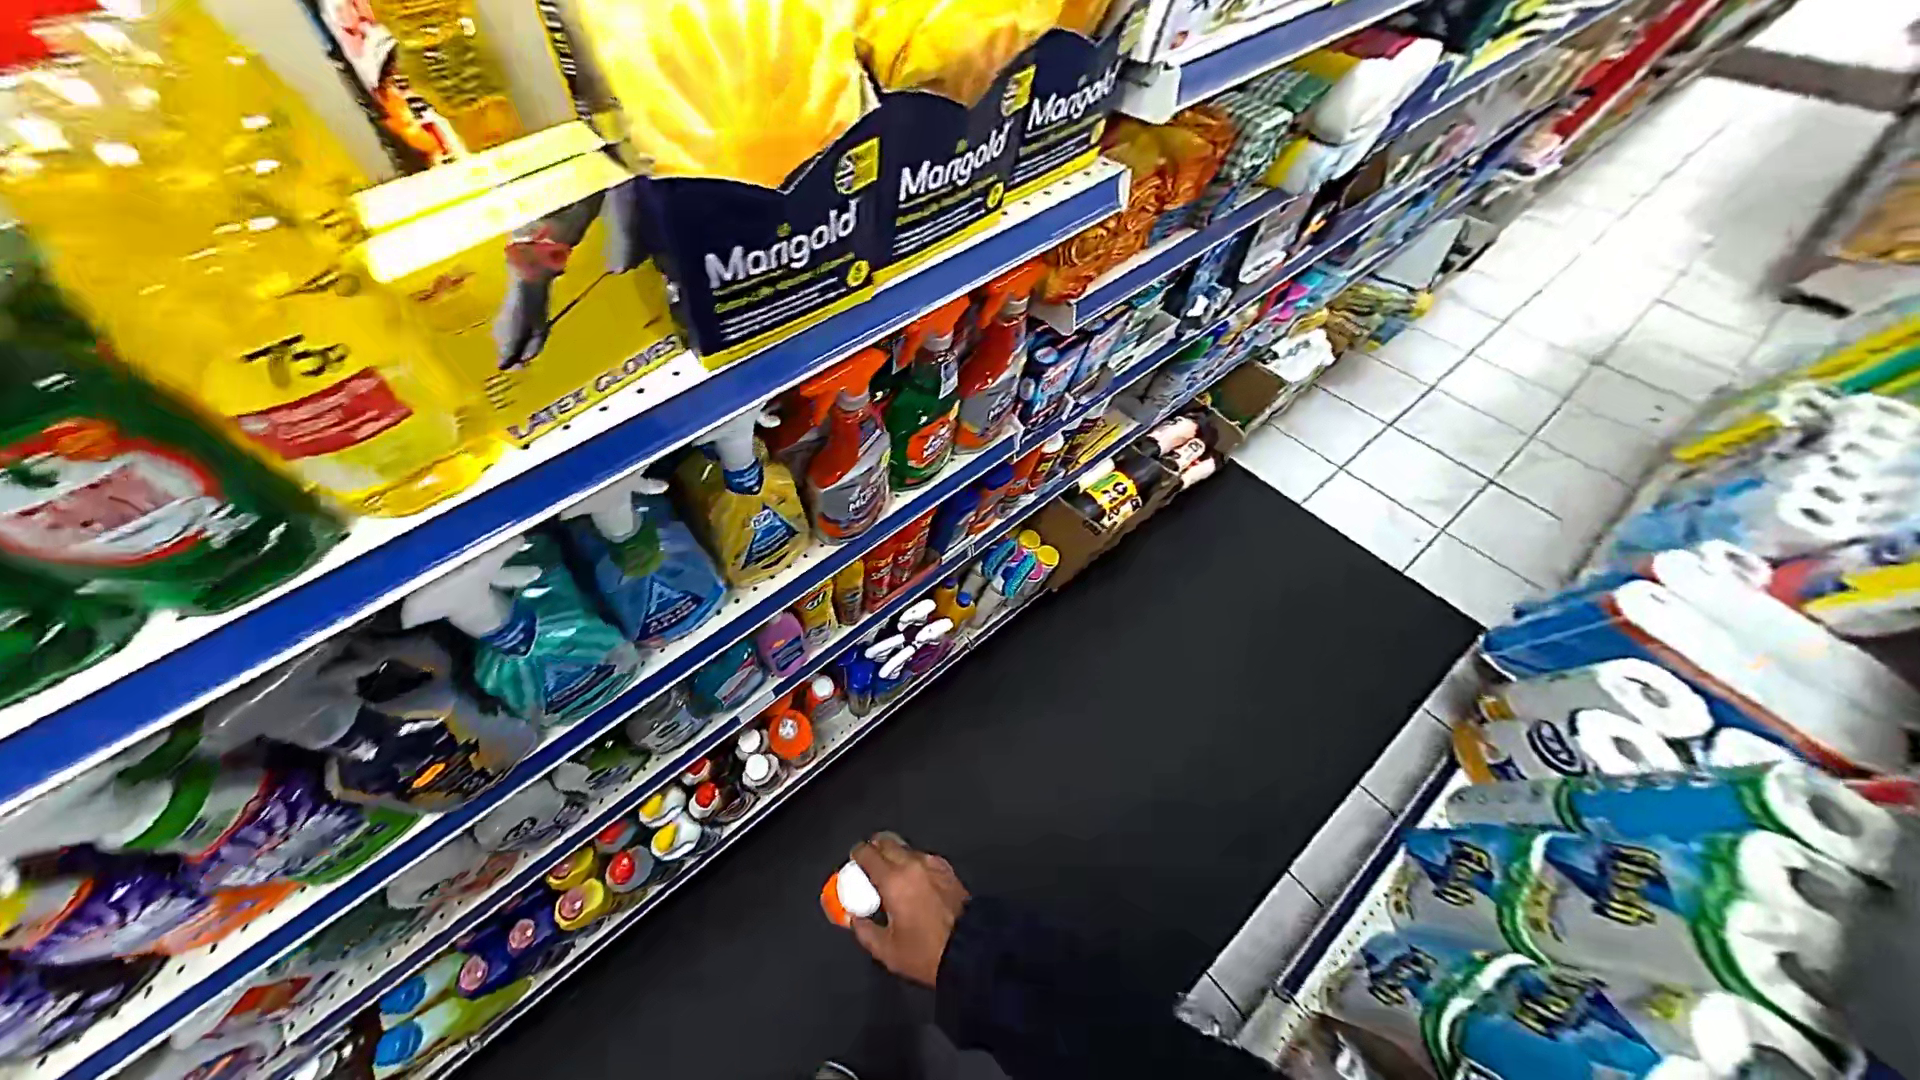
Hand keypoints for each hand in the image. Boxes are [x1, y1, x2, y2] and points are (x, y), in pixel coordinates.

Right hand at [845, 831, 969, 987]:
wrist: (970, 949)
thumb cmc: (924, 952)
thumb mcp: (886, 951)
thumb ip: (864, 930)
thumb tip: (854, 917)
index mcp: (893, 880)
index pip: (867, 853)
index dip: (857, 854)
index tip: (853, 861)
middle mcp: (912, 864)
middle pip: (886, 841)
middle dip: (874, 848)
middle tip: (869, 863)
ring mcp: (932, 863)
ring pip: (906, 847)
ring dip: (894, 853)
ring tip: (891, 873)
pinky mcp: (946, 868)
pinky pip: (923, 856)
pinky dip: (912, 862)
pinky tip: (913, 879)